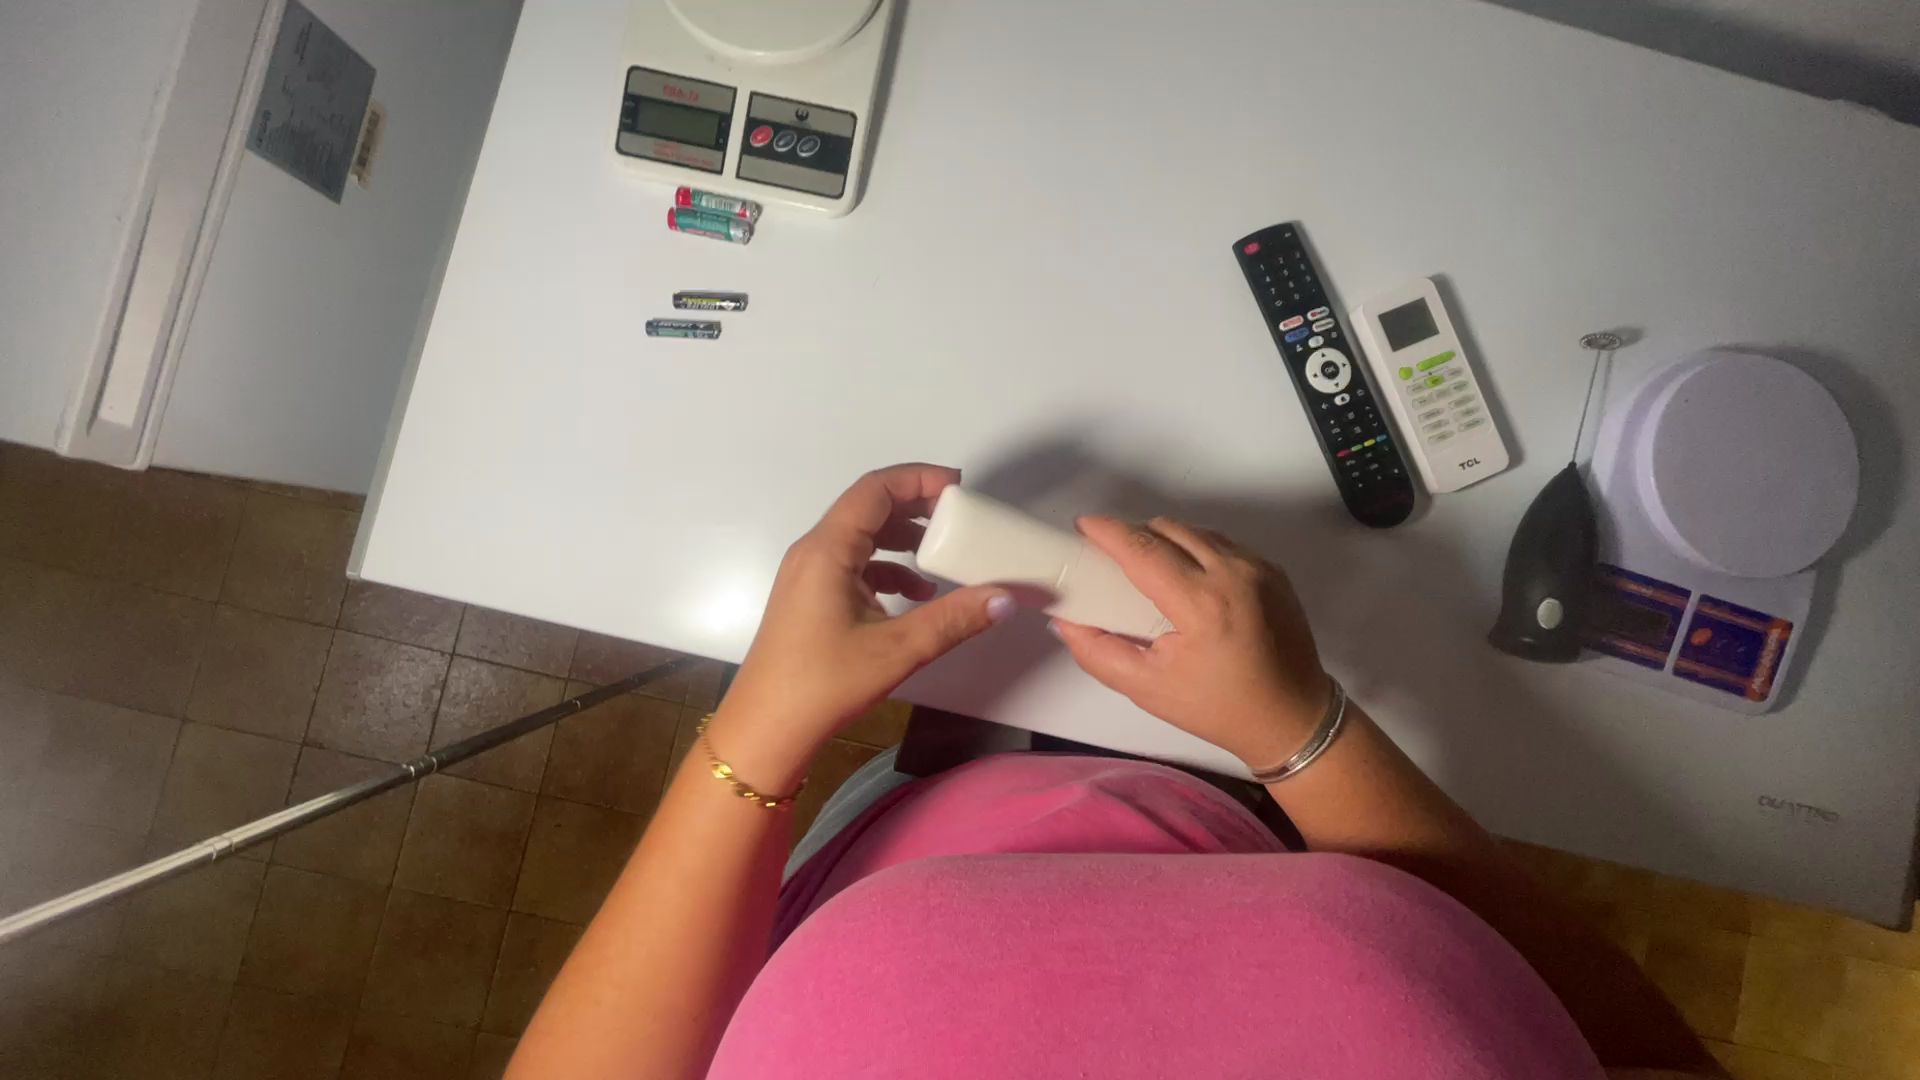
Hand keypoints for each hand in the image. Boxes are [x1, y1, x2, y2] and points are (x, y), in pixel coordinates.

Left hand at [710, 465, 1013, 790]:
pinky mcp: (811, 597)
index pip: (875, 489)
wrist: (766, 730)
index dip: (919, 479)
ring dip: (903, 538)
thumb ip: (954, 619)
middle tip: (960, 516)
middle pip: (868, 507)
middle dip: (916, 506)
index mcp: (827, 549)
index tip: (960, 488)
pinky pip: (854, 564)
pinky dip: (888, 568)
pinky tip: (916, 594)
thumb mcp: (897, 649)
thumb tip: (1006, 597)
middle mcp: (814, 551)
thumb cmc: (824, 684)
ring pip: (862, 536)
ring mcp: (809, 574)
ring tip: (943, 553)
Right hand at [1051, 516, 1331, 770]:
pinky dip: (1194, 548)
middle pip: (1167, 530)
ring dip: (1164, 539)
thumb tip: (1065, 620)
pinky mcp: (1273, 570)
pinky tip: (1184, 574)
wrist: (1293, 719)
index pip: (1144, 550)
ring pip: (1195, 531)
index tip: (1083, 526)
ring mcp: (1258, 567)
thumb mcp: (1147, 689)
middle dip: (1133, 534)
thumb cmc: (1216, 707)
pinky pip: (1221, 543)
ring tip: (1146, 565)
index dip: (1109, 532)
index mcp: (1201, 604)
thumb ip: (1098, 652)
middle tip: (1110, 556)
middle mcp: (1233, 573)